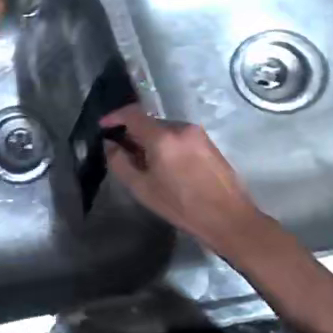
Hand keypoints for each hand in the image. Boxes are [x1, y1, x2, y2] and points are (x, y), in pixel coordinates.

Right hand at [100, 105, 263, 251]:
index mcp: (162, 136)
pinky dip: (168, 144)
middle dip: (134, 133)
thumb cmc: (182, 207)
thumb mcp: (143, 189)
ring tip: (146, 164)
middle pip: (149, 122)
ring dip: (152, 140)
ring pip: (165, 130)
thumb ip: (120, 163)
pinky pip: (180, 136)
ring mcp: (198, 133)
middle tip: (124, 153)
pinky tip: (168, 167)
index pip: (132, 114)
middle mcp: (180, 127)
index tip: (103, 127)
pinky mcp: (209, 142)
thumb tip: (110, 145)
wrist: (229, 219)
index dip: (114, 117)